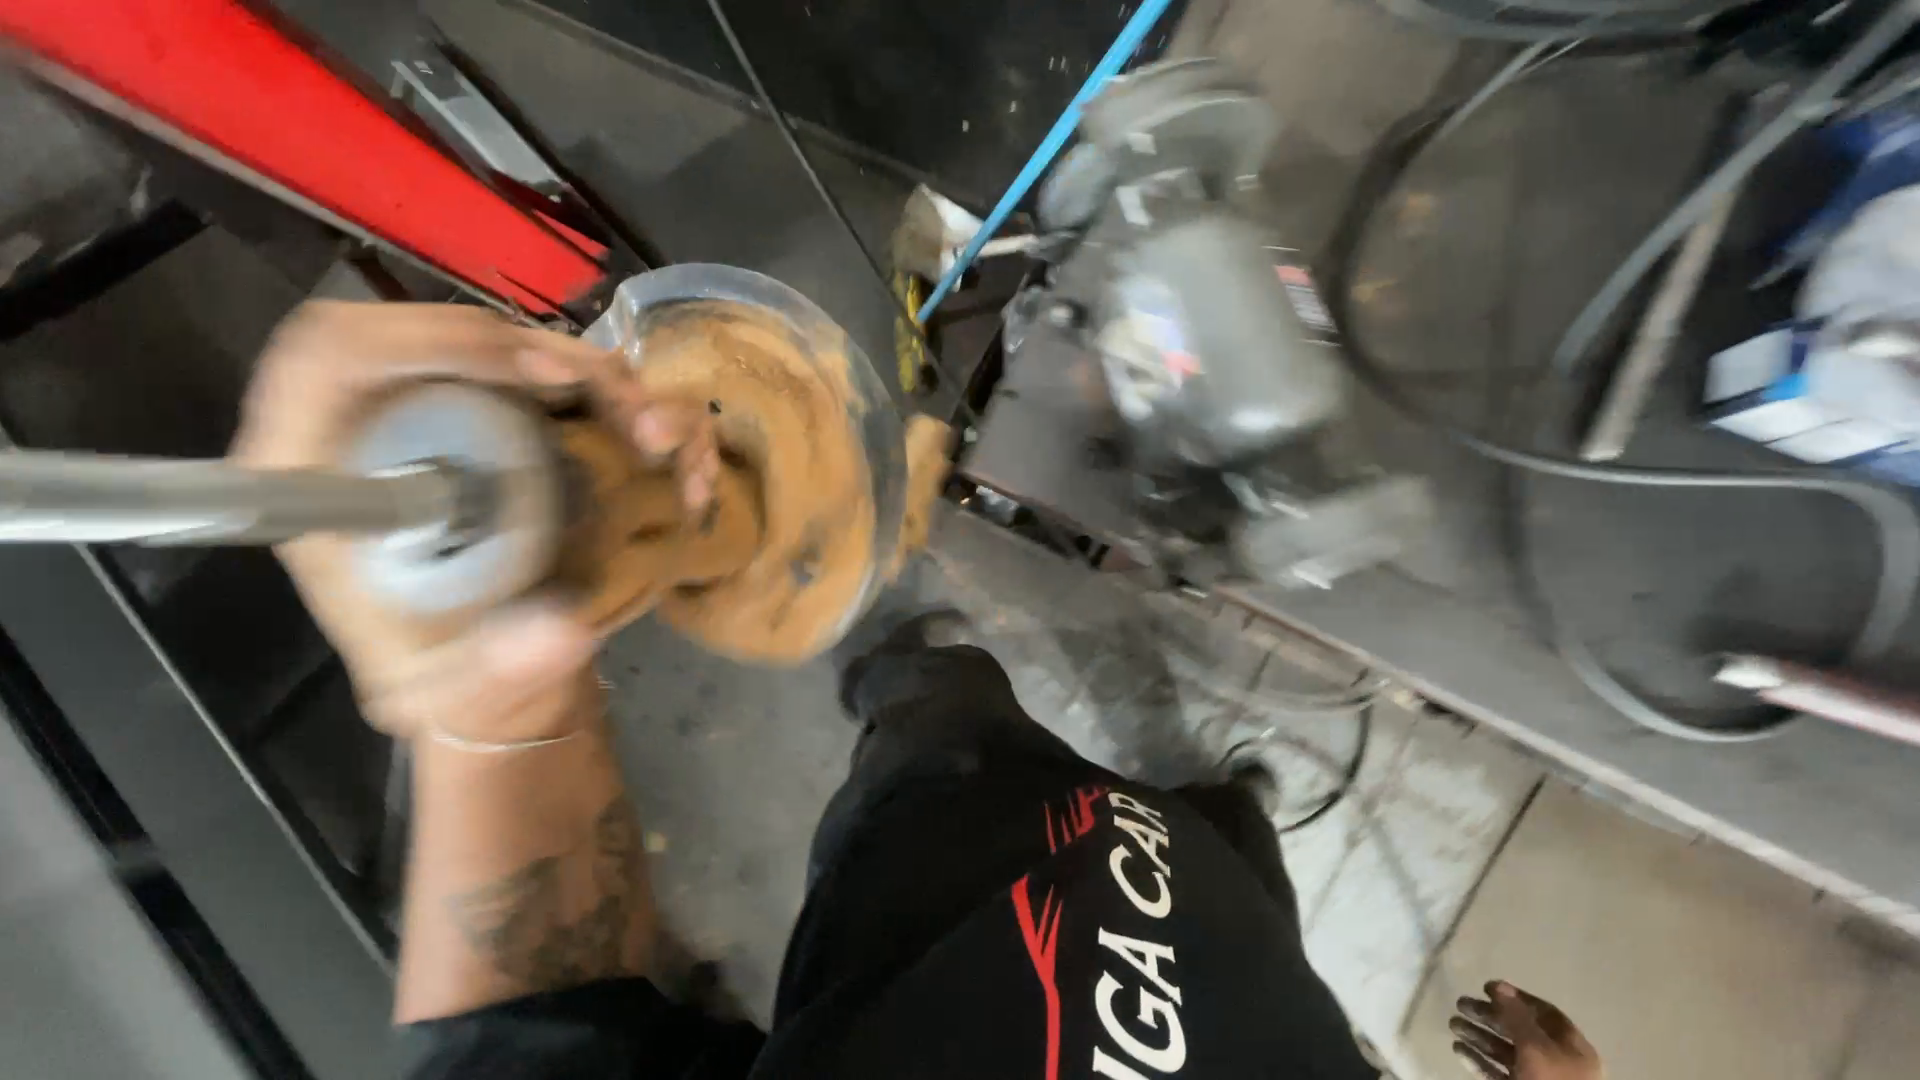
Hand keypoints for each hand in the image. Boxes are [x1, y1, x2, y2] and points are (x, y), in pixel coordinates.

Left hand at [229, 301, 717, 743]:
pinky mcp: (530, 430)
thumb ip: (500, 667)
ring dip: (611, 386)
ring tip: (661, 442)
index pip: (336, 354)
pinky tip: (677, 463)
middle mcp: (398, 429)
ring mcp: (471, 422)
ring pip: (534, 355)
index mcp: (332, 473)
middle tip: (622, 401)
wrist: (501, 671)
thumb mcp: (460, 689)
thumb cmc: (450, 678)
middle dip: (553, 358)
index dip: (429, 341)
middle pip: (456, 335)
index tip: (533, 377)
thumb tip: (560, 632)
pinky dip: (645, 415)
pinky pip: (587, 391)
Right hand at [1451, 981, 1601, 1079]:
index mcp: (1571, 1047)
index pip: (1543, 1012)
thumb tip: (1499, 985)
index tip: (1484, 987)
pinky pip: (1497, 1072)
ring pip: (1504, 1051)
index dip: (1515, 997)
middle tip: (1460, 1004)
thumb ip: (1516, 1015)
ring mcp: (1537, 1079)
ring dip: (1478, 1035)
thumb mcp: (1535, 1046)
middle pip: (1518, 1030)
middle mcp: (1556, 1061)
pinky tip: (1458, 1049)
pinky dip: (1479, 1060)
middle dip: (1488, 1015)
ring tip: (1453, 1025)